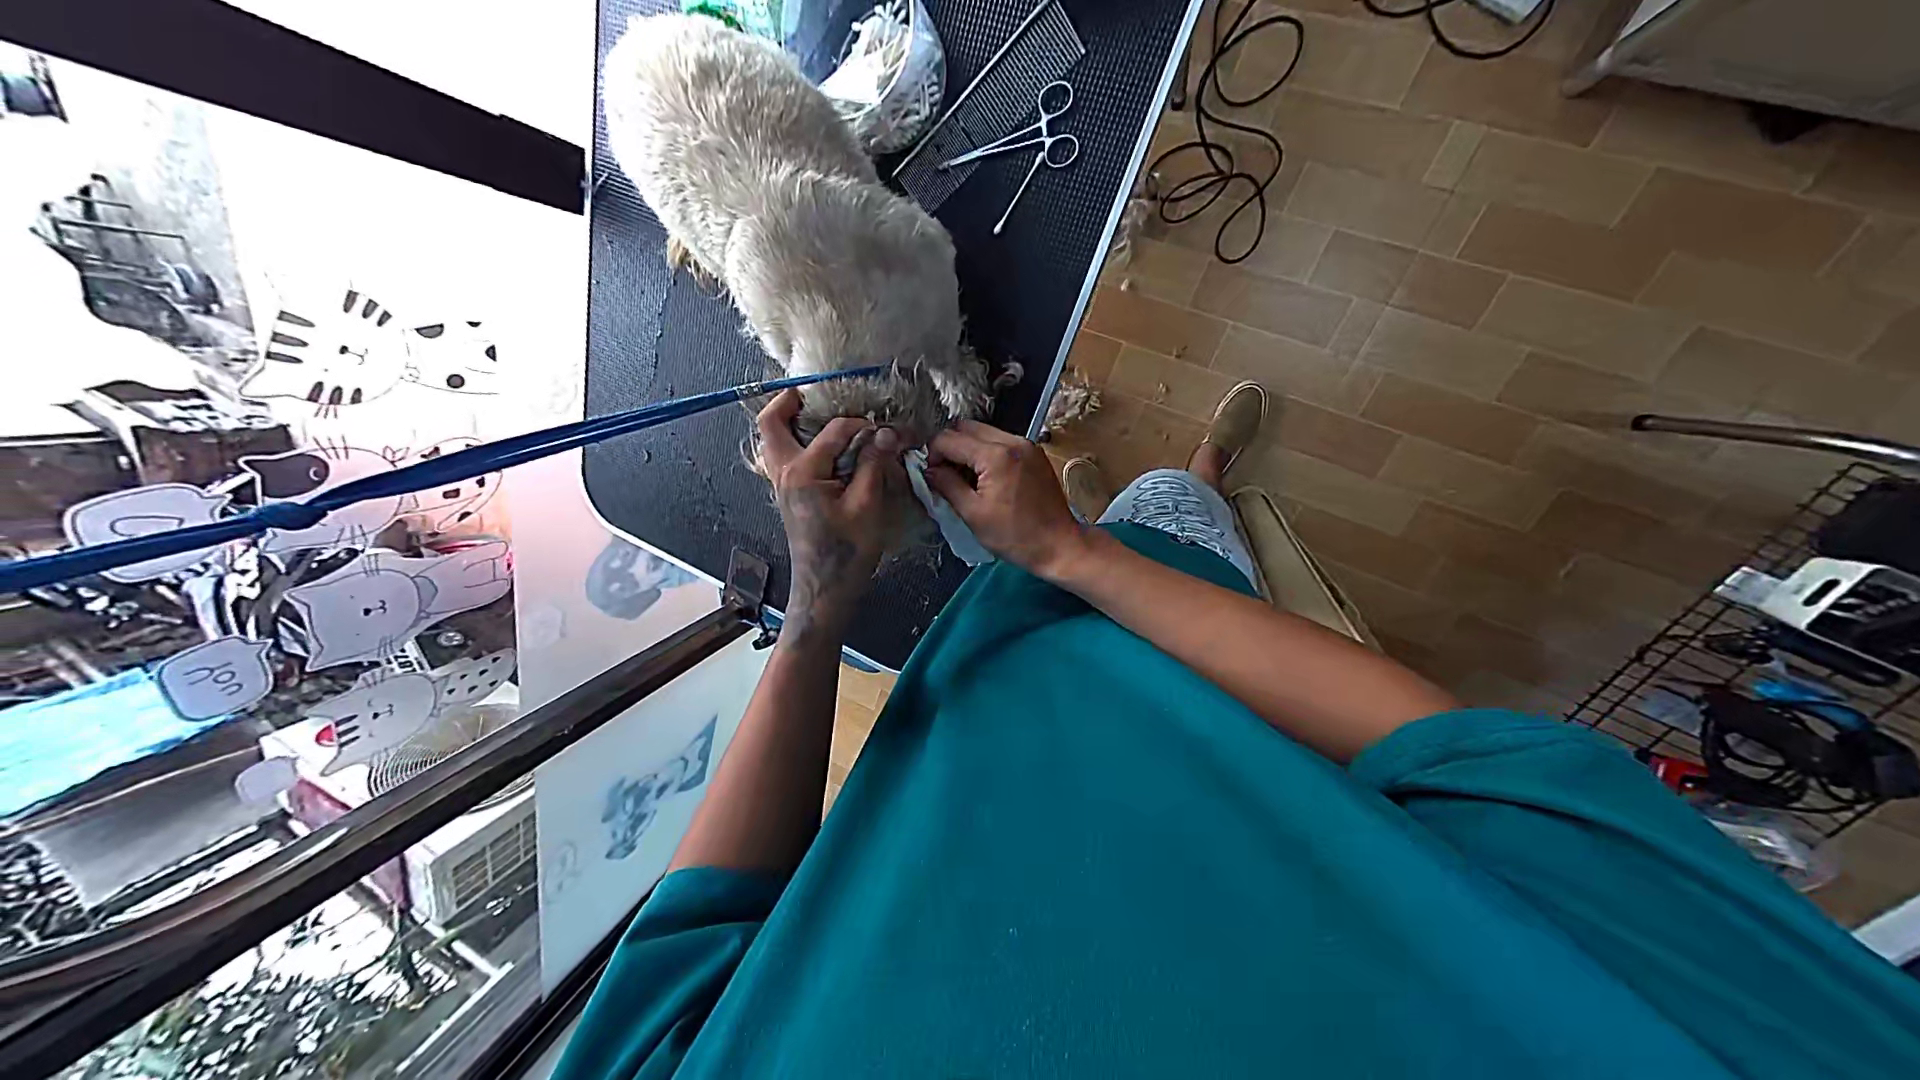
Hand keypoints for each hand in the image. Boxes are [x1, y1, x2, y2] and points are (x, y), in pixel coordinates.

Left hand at [756, 389, 905, 639]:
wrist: (826, 588)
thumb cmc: (847, 551)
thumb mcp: (867, 505)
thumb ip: (873, 464)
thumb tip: (886, 434)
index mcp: (803, 472)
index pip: (833, 431)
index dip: (861, 425)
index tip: (884, 432)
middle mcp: (784, 473)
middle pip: (771, 424)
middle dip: (787, 402)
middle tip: (811, 393)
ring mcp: (782, 485)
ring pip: (772, 441)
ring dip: (787, 423)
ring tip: (815, 415)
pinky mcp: (788, 496)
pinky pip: (782, 458)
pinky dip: (795, 443)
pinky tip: (822, 449)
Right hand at [923, 421, 1092, 578]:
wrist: (1058, 545)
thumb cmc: (1015, 536)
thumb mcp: (972, 514)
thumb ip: (946, 485)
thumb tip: (928, 470)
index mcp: (996, 455)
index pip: (949, 439)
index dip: (932, 455)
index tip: (932, 476)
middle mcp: (1012, 441)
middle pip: (966, 428)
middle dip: (950, 448)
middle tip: (946, 476)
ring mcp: (1026, 445)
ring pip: (983, 432)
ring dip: (968, 450)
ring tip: (967, 480)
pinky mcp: (1034, 453)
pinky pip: (1001, 442)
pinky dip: (986, 454)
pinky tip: (986, 479)